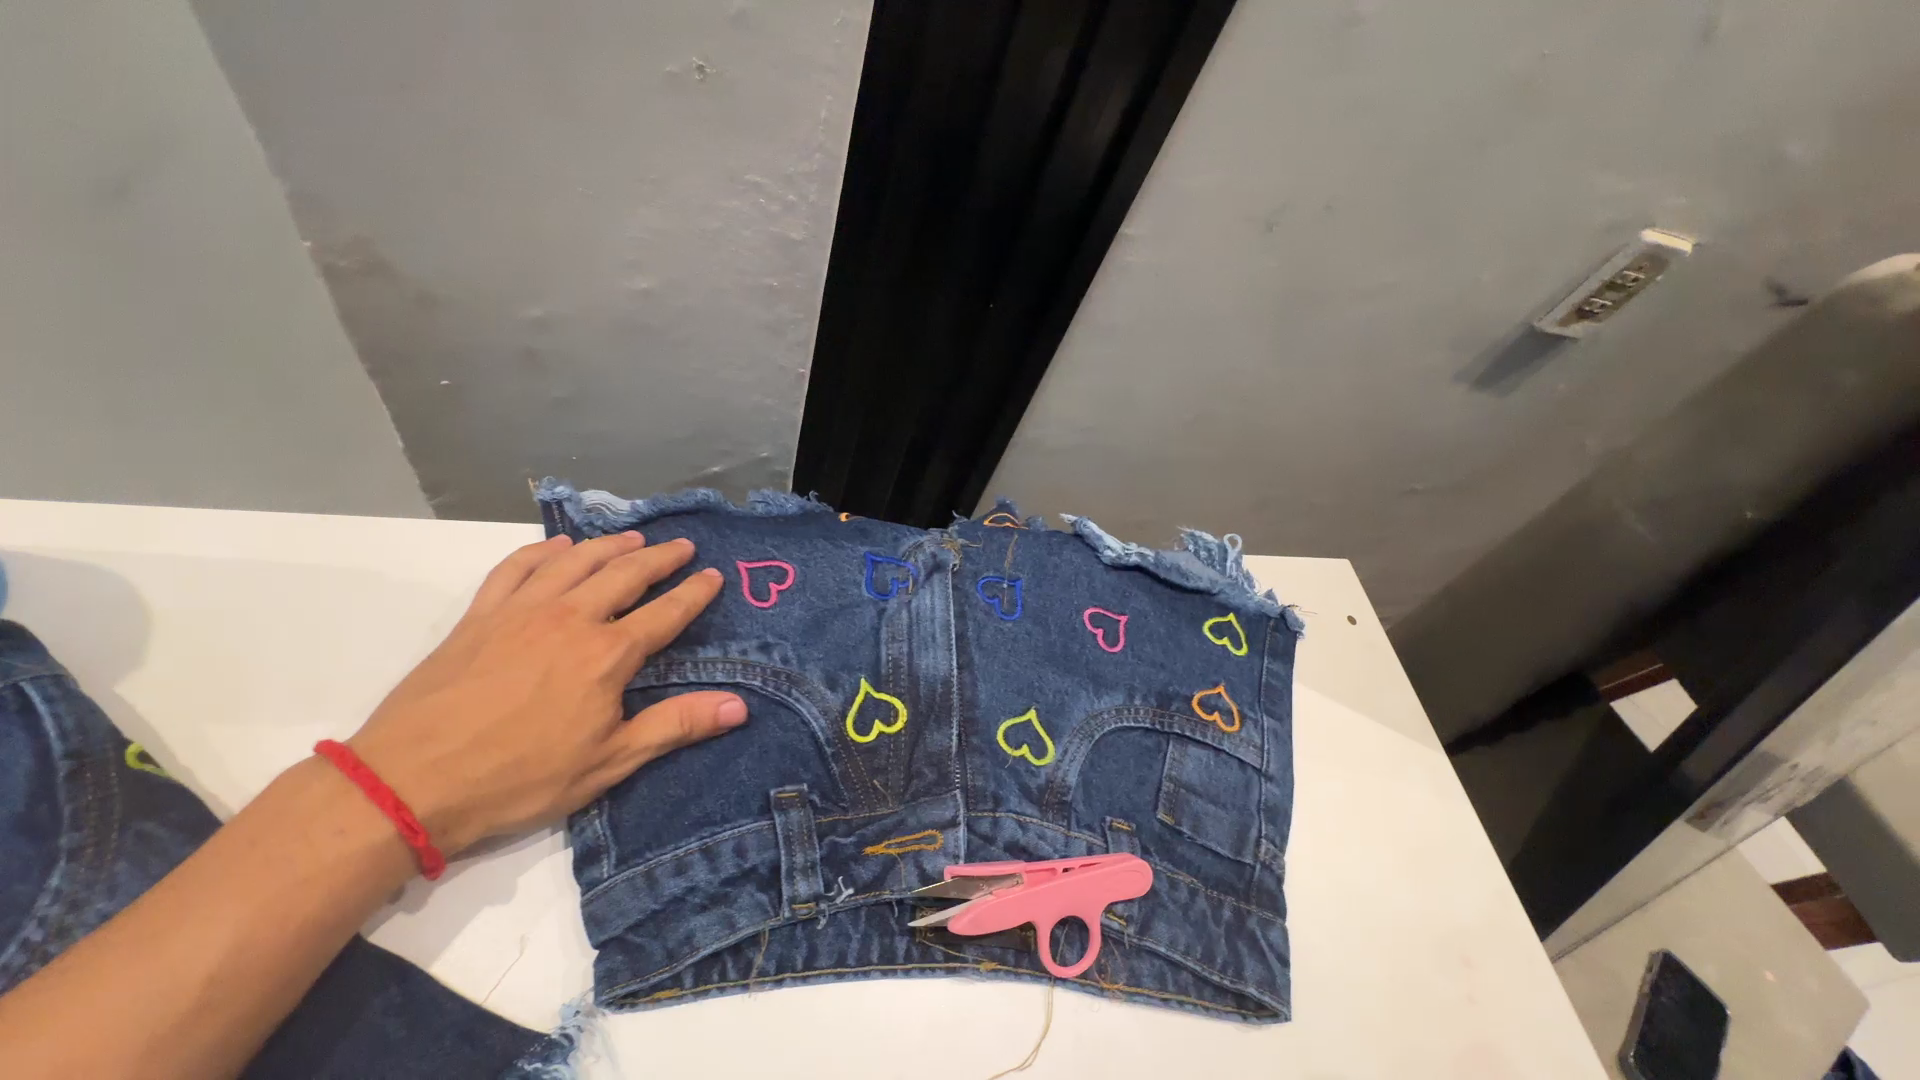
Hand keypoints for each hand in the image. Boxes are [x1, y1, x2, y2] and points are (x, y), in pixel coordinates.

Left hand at [344, 531, 741, 855]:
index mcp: (607, 655)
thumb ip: (676, 725)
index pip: (665, 613)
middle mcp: (570, 618)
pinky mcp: (479, 616)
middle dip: (659, 557)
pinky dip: (542, 552)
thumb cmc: (521, 778)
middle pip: (625, 575)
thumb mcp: (610, 761)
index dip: (694, 593)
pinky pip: (516, 568)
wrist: (412, 781)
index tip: (714, 575)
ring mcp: (521, 611)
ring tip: (632, 538)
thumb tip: (740, 705)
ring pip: (575, 563)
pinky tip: (557, 548)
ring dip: (609, 546)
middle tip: (682, 545)